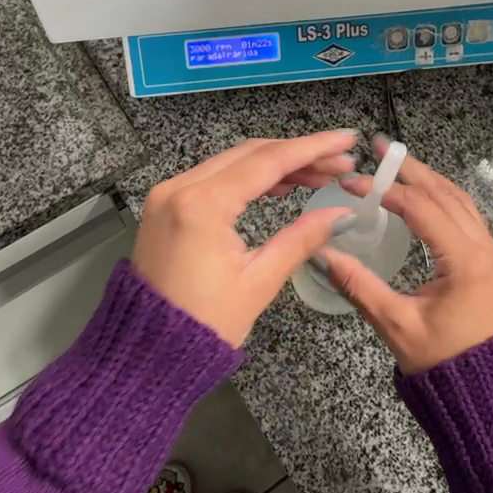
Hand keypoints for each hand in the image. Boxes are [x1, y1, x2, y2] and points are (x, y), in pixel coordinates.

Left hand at [131, 131, 357, 346]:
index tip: (346, 140)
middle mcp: (179, 188)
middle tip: (340, 163)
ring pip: (232, 162)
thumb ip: (301, 239)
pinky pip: (214, 177)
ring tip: (319, 175)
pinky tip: (280, 186)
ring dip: (275, 164)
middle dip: (299, 154)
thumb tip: (341, 214)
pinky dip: (248, 177)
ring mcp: (168, 194)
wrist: (145, 353)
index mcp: (202, 205)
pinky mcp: (165, 206)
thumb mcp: (259, 282)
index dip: (313, 148)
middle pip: (250, 153)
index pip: (268, 161)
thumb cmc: (203, 324)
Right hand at [319, 135, 492, 373]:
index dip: (385, 190)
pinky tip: (424, 195)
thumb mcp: (397, 325)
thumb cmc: (444, 364)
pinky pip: (468, 218)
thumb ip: (359, 285)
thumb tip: (322, 253)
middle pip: (446, 194)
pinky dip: (443, 199)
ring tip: (399, 162)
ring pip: (461, 202)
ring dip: (429, 180)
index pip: (421, 208)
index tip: (353, 182)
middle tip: (380, 145)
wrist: (490, 399)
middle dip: (411, 168)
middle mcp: (487, 249)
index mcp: (466, 261)